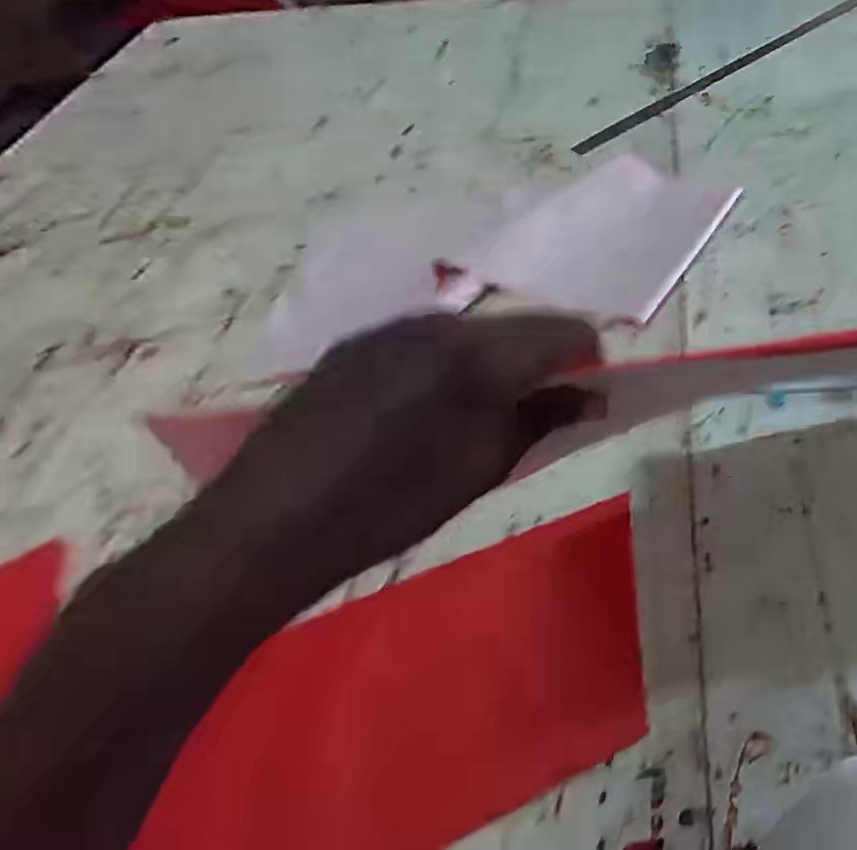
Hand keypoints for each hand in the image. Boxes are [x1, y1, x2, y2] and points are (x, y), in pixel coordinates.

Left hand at [185, 313, 600, 597]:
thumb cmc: (390, 508)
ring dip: (501, 356)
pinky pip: (432, 338)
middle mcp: (436, 325)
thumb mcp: (484, 467)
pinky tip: (440, 398)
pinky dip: (457, 358)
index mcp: (474, 356)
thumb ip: (546, 418)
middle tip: (550, 398)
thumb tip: (596, 396)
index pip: (560, 331)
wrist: (260, 531)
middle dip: (545, 355)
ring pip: (476, 329)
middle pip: (518, 324)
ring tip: (494, 401)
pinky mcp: (359, 343)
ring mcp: (391, 329)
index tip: (593, 387)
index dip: (586, 355)